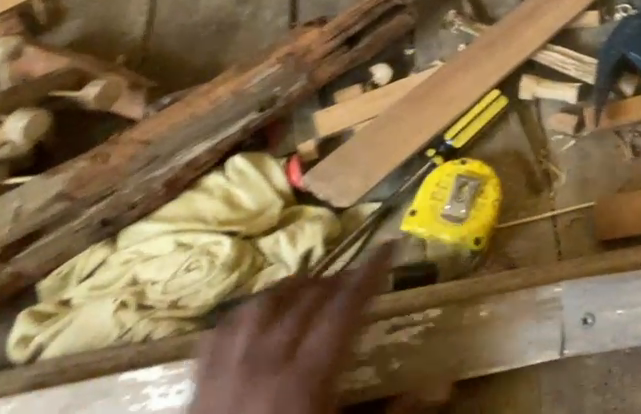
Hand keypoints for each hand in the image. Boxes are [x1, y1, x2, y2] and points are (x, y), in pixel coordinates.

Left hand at [191, 252, 395, 413]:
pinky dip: (244, 313)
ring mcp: (224, 377)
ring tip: (311, 285)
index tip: (389, 248)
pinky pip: (218, 334)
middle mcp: (264, 366)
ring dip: (289, 289)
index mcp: (306, 381)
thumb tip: (444, 383)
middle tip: (358, 276)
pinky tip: (256, 315)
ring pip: (258, 308)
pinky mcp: (196, 392)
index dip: (369, 274)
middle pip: (304, 301)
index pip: (344, 308)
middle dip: (335, 279)